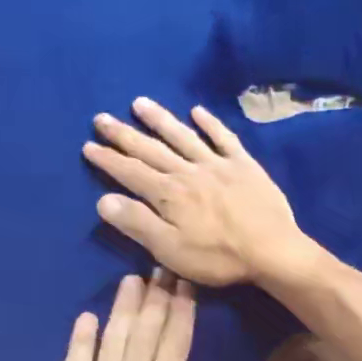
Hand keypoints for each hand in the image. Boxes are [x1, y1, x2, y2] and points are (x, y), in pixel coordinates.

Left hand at [47, 271, 237, 360]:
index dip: (181, 308)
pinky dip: (81, 337)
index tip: (184, 283)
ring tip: (130, 280)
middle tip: (160, 269)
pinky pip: (75, 360)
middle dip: (155, 297)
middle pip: (144, 329)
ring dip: (122, 306)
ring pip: (111, 336)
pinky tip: (86, 318)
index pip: (175, 339)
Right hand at [82, 97, 314, 285]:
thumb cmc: (219, 257)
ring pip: (182, 136)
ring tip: (139, 103)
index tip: (88, 146)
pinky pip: (224, 138)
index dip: (108, 160)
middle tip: (101, 118)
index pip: (130, 172)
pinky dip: (210, 123)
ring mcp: (218, 164)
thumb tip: (103, 200)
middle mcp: (189, 171)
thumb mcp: (170, 250)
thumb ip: (138, 224)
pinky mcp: (245, 165)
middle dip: (124, 134)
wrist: (273, 250)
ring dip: (160, 119)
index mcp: (169, 194)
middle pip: (151, 149)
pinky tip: (197, 111)